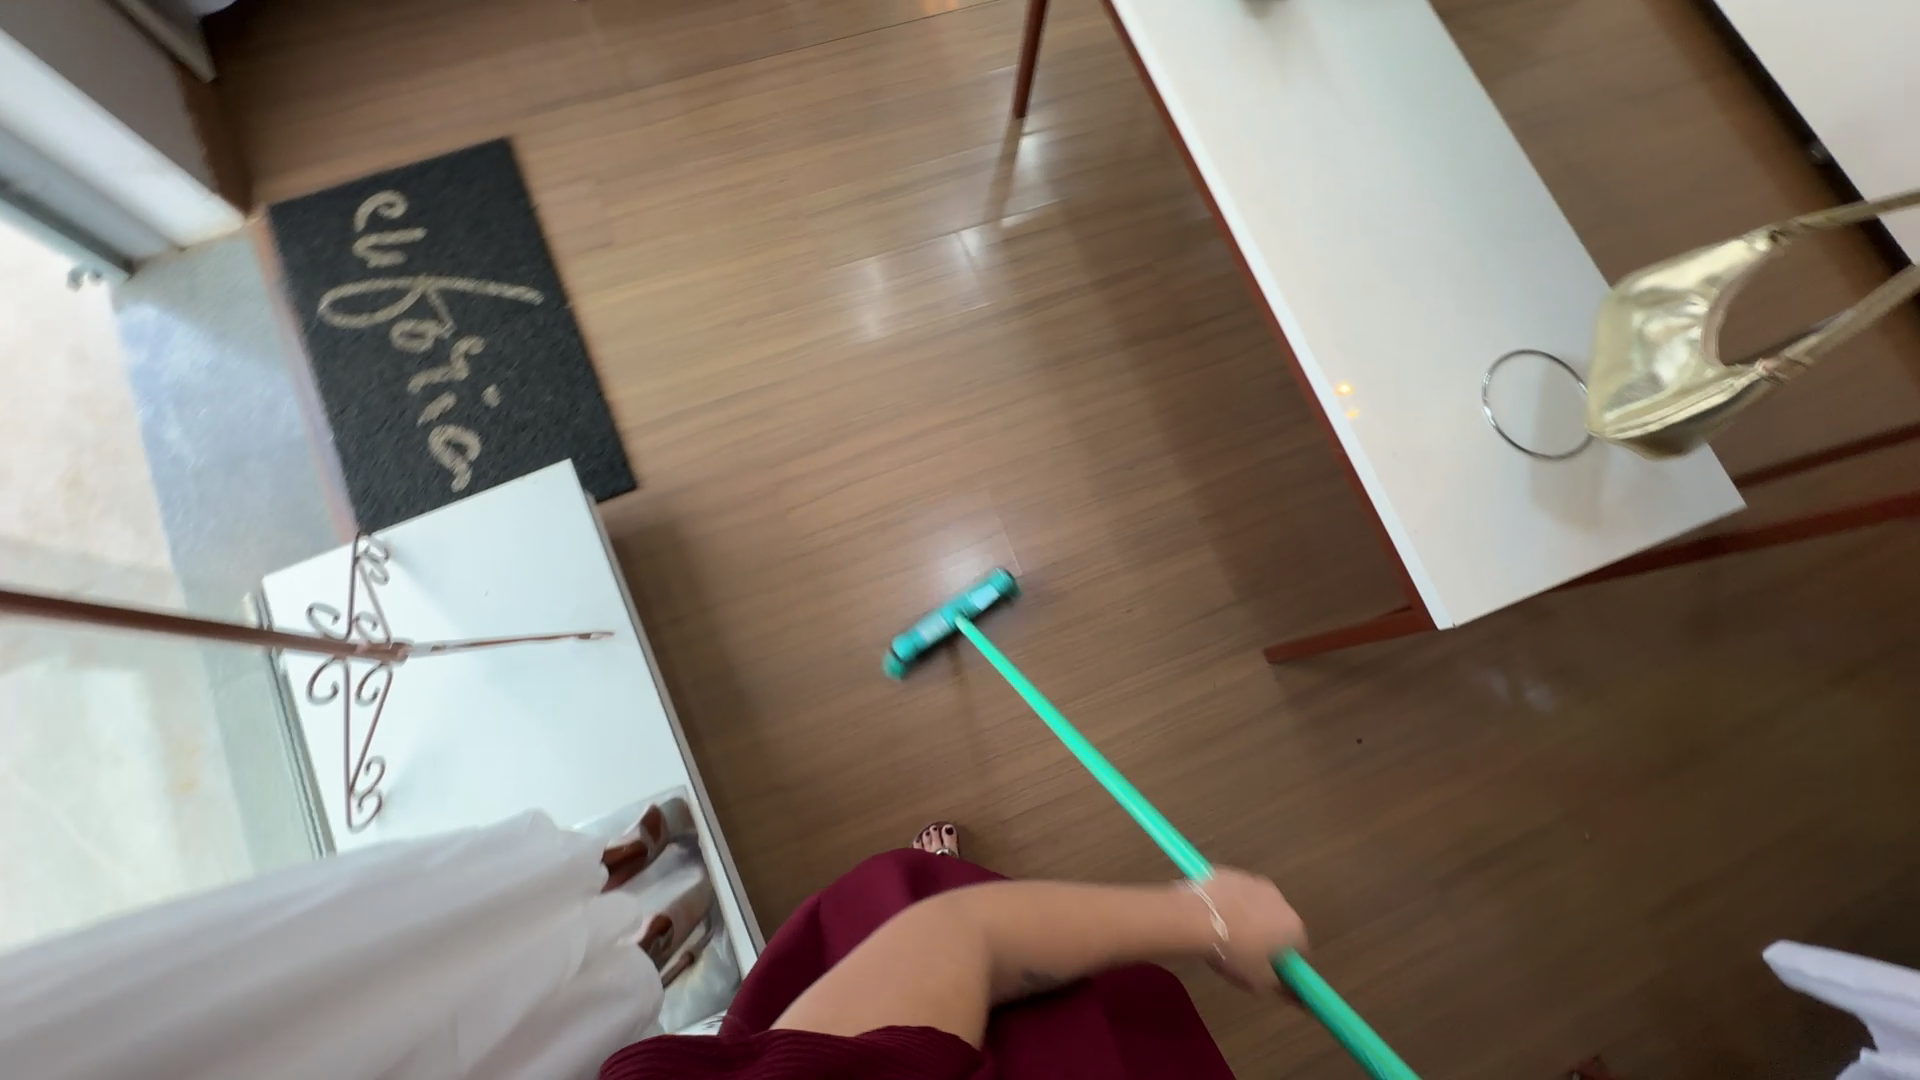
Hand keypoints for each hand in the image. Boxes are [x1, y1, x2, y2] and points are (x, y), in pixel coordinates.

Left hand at [1188, 868, 1307, 992]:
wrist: (1195, 916)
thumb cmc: (1233, 952)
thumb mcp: (1260, 981)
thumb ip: (1284, 988)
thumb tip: (1298, 996)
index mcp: (1292, 925)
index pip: (1299, 948)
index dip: (1286, 962)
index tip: (1272, 970)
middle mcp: (1278, 898)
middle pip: (1278, 921)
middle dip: (1267, 936)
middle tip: (1247, 953)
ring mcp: (1252, 880)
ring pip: (1256, 904)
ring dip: (1248, 916)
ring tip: (1226, 933)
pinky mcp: (1229, 872)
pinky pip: (1235, 891)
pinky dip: (1229, 901)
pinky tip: (1214, 915)